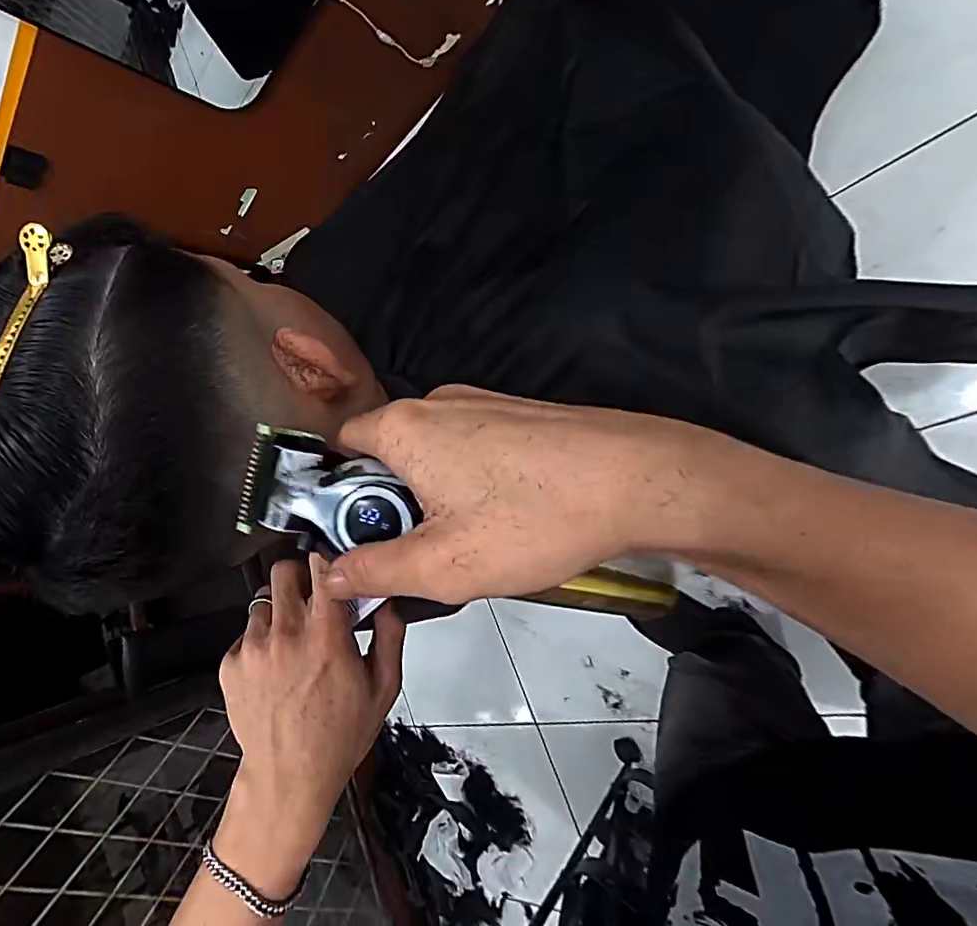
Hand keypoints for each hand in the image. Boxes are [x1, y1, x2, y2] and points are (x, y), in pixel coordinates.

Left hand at [213, 556, 404, 898]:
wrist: (288, 776)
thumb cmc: (337, 737)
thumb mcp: (381, 691)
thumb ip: (390, 637)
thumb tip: (390, 601)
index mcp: (325, 638)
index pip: (321, 569)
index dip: (326, 558)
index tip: (331, 560)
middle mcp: (284, 635)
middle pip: (283, 571)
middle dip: (298, 576)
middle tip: (309, 595)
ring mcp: (252, 647)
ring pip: (263, 600)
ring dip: (278, 611)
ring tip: (291, 641)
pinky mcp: (229, 660)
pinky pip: (245, 632)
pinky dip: (259, 640)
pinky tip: (273, 666)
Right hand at [319, 386, 737, 604]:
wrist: (645, 480)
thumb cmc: (536, 518)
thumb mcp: (445, 564)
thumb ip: (376, 571)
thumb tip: (331, 574)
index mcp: (401, 428)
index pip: (339, 446)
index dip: (338, 491)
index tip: (360, 530)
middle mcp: (432, 403)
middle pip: (382, 449)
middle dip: (388, 498)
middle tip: (416, 542)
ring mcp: (476, 401)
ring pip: (426, 449)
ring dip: (428, 489)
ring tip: (466, 533)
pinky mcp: (512, 411)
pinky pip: (464, 444)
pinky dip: (464, 476)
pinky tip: (503, 511)